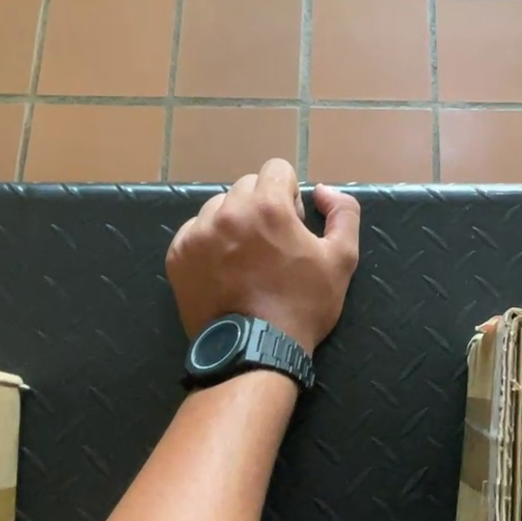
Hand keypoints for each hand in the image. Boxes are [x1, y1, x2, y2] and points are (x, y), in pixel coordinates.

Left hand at [166, 159, 361, 356]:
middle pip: (247, 186)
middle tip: (273, 245)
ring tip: (246, 259)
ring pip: (219, 207)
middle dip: (262, 206)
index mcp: (267, 205)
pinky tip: (224, 270)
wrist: (255, 351)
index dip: (291, 195)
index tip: (294, 224)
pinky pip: (196, 231)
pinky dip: (210, 242)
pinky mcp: (178, 255)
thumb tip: (322, 190)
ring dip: (235, 222)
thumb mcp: (342, 259)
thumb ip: (344, 212)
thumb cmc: (303, 304)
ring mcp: (197, 233)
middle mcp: (227, 210)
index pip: (277, 169)